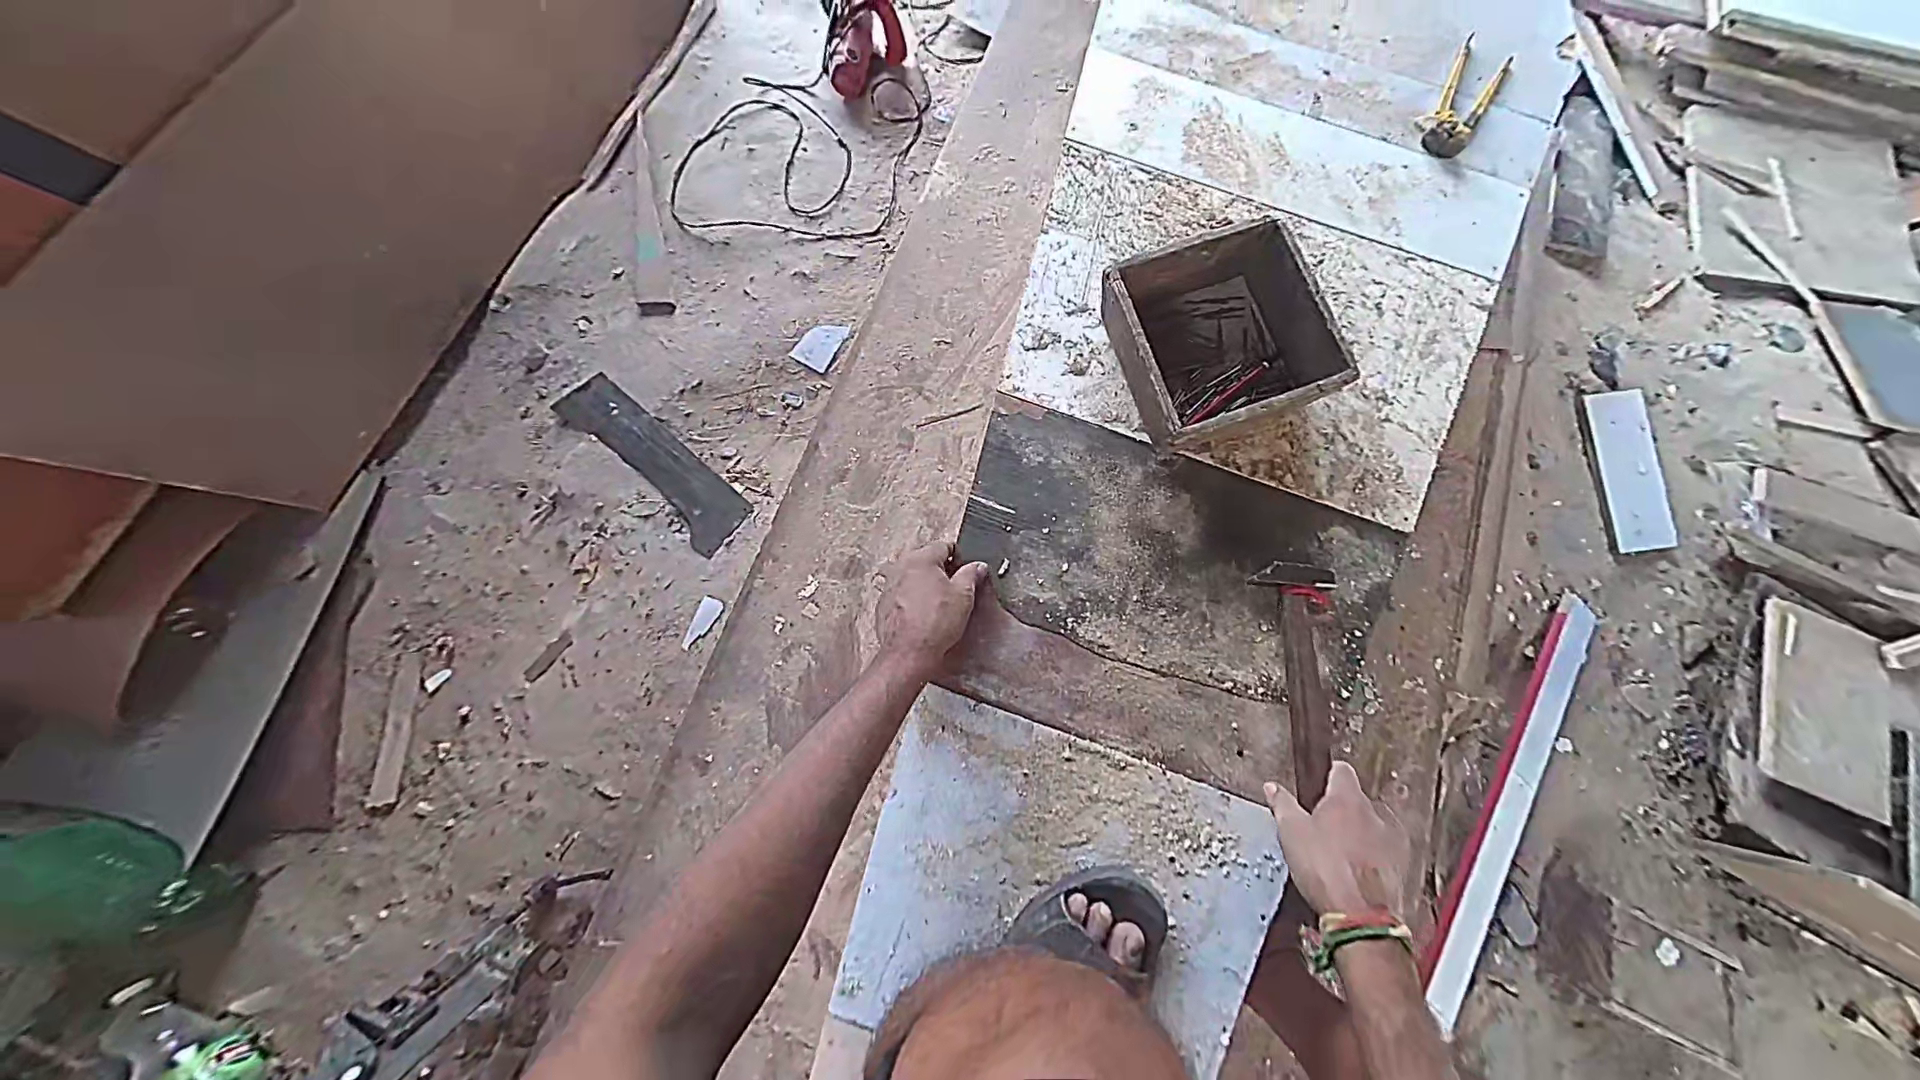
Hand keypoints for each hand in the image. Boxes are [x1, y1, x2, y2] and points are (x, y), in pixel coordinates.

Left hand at [874, 542, 989, 676]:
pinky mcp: (884, 606)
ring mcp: (889, 587)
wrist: (909, 654)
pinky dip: (913, 601)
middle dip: (942, 571)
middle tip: (956, 588)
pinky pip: (903, 596)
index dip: (959, 556)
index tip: (966, 567)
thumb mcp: (963, 596)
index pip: (943, 546)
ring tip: (940, 604)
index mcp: (920, 559)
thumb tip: (977, 567)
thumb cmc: (933, 624)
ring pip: (913, 579)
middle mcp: (900, 568)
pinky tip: (925, 615)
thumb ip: (971, 575)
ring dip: (926, 586)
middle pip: (926, 561)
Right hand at [1264, 762, 1409, 921]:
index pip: (1341, 771)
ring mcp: (1392, 841)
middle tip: (1321, 823)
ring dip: (1359, 832)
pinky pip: (1384, 851)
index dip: (1328, 774)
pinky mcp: (1402, 867)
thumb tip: (1273, 788)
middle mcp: (1375, 814)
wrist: (1360, 917)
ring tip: (1338, 851)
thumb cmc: (1326, 870)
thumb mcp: (1291, 831)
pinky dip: (1371, 856)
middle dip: (1341, 809)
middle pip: (1357, 800)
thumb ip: (1282, 804)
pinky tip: (1353, 870)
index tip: (1320, 781)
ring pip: (1372, 826)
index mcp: (1347, 799)